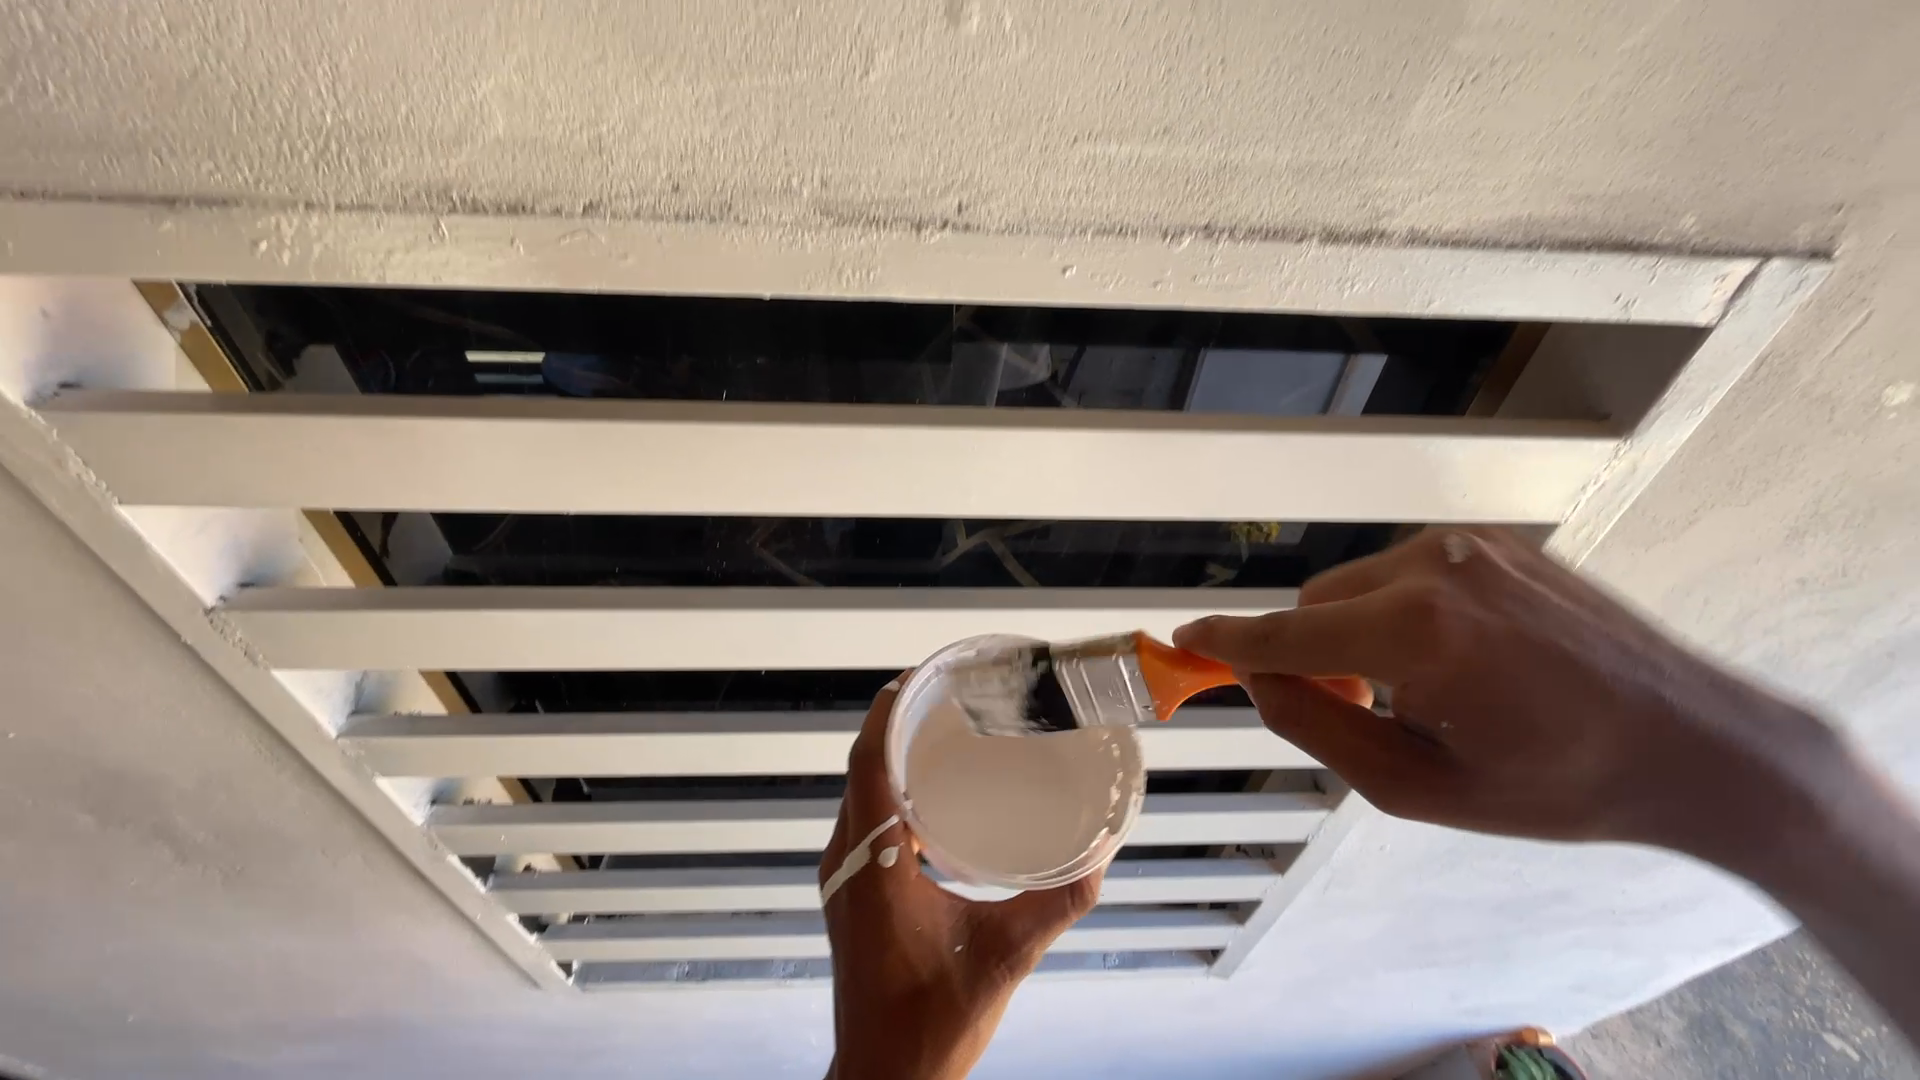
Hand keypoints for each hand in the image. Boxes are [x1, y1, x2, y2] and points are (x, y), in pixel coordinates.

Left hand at [820, 676, 1101, 1079]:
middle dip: (894, 724)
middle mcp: (846, 860)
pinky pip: (862, 817)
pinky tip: (929, 792)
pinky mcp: (850, 890)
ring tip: (939, 732)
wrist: (884, 1078)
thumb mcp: (1003, 959)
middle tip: (943, 698)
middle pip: (860, 768)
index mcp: (871, 865)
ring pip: (859, 792)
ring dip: (890, 755)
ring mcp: (843, 876)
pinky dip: (889, 789)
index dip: (886, 713)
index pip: (866, 764)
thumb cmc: (931, 1023)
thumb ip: (1055, 906)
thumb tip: (1098, 855)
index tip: (917, 677)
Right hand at [1172, 528, 1840, 863]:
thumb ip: (1317, 726)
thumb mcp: (1415, 787)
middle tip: (1365, 706)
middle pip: (1314, 604)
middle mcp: (1434, 569)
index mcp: (1416, 635)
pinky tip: (1455, 649)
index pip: (1286, 635)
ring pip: (1353, 584)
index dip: (1228, 640)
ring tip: (1423, 682)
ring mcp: (1468, 546)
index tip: (1184, 637)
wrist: (1700, 744)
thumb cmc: (1556, 783)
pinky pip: (1401, 570)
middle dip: (1315, 654)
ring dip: (1355, 631)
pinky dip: (1396, 607)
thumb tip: (1260, 677)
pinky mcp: (1494, 541)